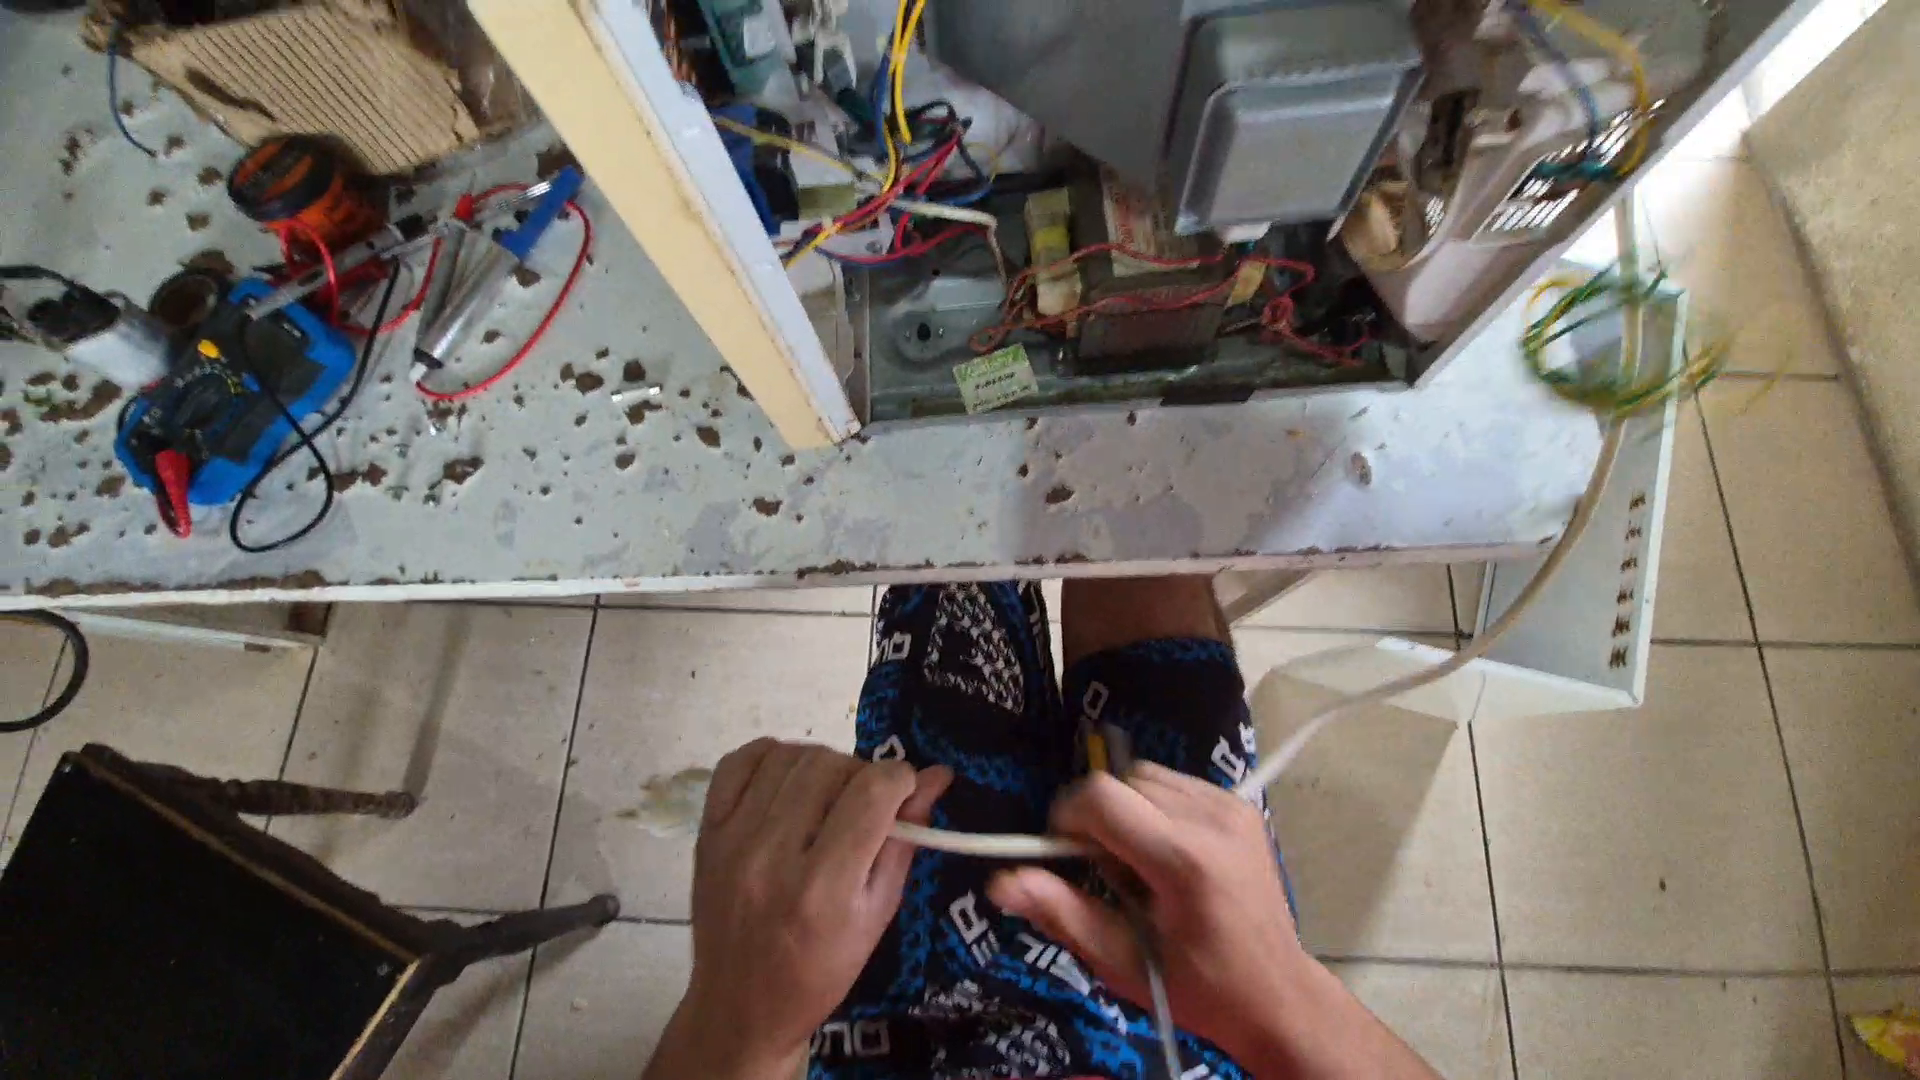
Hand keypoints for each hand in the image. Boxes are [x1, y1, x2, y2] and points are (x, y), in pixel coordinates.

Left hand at [645, 739, 951, 1079]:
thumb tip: (936, 776)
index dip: (900, 777)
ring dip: (821, 763)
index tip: (905, 788)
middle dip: (862, 772)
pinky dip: (772, 757)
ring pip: (789, 756)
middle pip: (830, 766)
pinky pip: (739, 760)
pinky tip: (788, 782)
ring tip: (828, 793)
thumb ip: (906, 839)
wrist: (741, 1007)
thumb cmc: (822, 968)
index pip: (872, 793)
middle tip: (866, 800)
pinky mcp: (706, 831)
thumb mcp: (879, 913)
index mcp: (823, 888)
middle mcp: (772, 856)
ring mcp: (731, 840)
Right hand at [988, 763, 1438, 1078]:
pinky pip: (1171, 781)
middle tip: (1106, 869)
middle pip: (1119, 781)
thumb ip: (1061, 912)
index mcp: (1184, 859)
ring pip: (1143, 775)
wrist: (1278, 995)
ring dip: (1124, 808)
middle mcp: (1210, 818)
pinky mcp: (1238, 802)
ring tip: (1137, 860)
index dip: (1068, 817)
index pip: (1102, 796)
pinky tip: (1164, 848)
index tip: (1067, 854)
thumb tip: (1000, 882)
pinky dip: (1152, 805)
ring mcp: (1229, 805)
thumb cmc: (1196, 987)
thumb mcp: (1121, 961)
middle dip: (1097, 818)